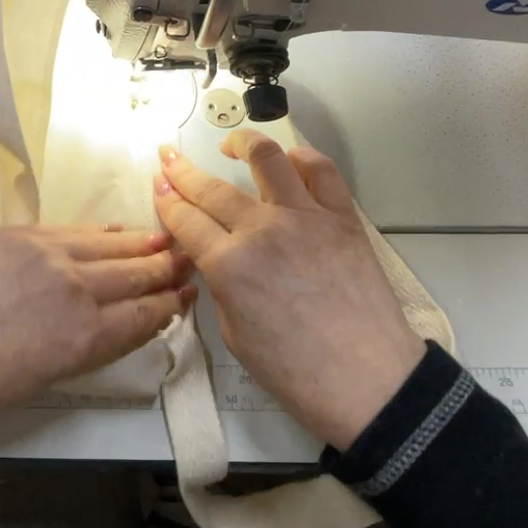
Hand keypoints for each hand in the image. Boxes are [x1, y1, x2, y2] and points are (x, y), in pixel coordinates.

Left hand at [0, 225, 195, 415]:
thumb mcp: (48, 376)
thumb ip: (89, 345)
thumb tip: (116, 322)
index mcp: (87, 338)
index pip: (146, 315)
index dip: (171, 304)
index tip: (187, 294)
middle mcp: (80, 291)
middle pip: (137, 274)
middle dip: (166, 267)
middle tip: (188, 259)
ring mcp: (53, 256)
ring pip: (111, 246)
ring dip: (142, 243)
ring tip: (164, 238)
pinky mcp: (27, 234)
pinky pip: (76, 230)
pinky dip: (103, 232)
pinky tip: (117, 230)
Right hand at [154, 131, 425, 447]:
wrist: (370, 383)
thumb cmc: (295, 372)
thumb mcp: (234, 333)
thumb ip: (220, 286)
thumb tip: (217, 258)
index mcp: (228, 265)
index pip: (184, 220)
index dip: (166, 200)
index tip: (158, 185)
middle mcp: (261, 231)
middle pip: (211, 189)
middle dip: (182, 171)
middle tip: (170, 158)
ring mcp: (305, 218)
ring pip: (267, 159)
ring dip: (242, 143)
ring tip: (231, 145)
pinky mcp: (342, 218)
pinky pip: (321, 172)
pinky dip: (302, 158)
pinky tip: (289, 160)